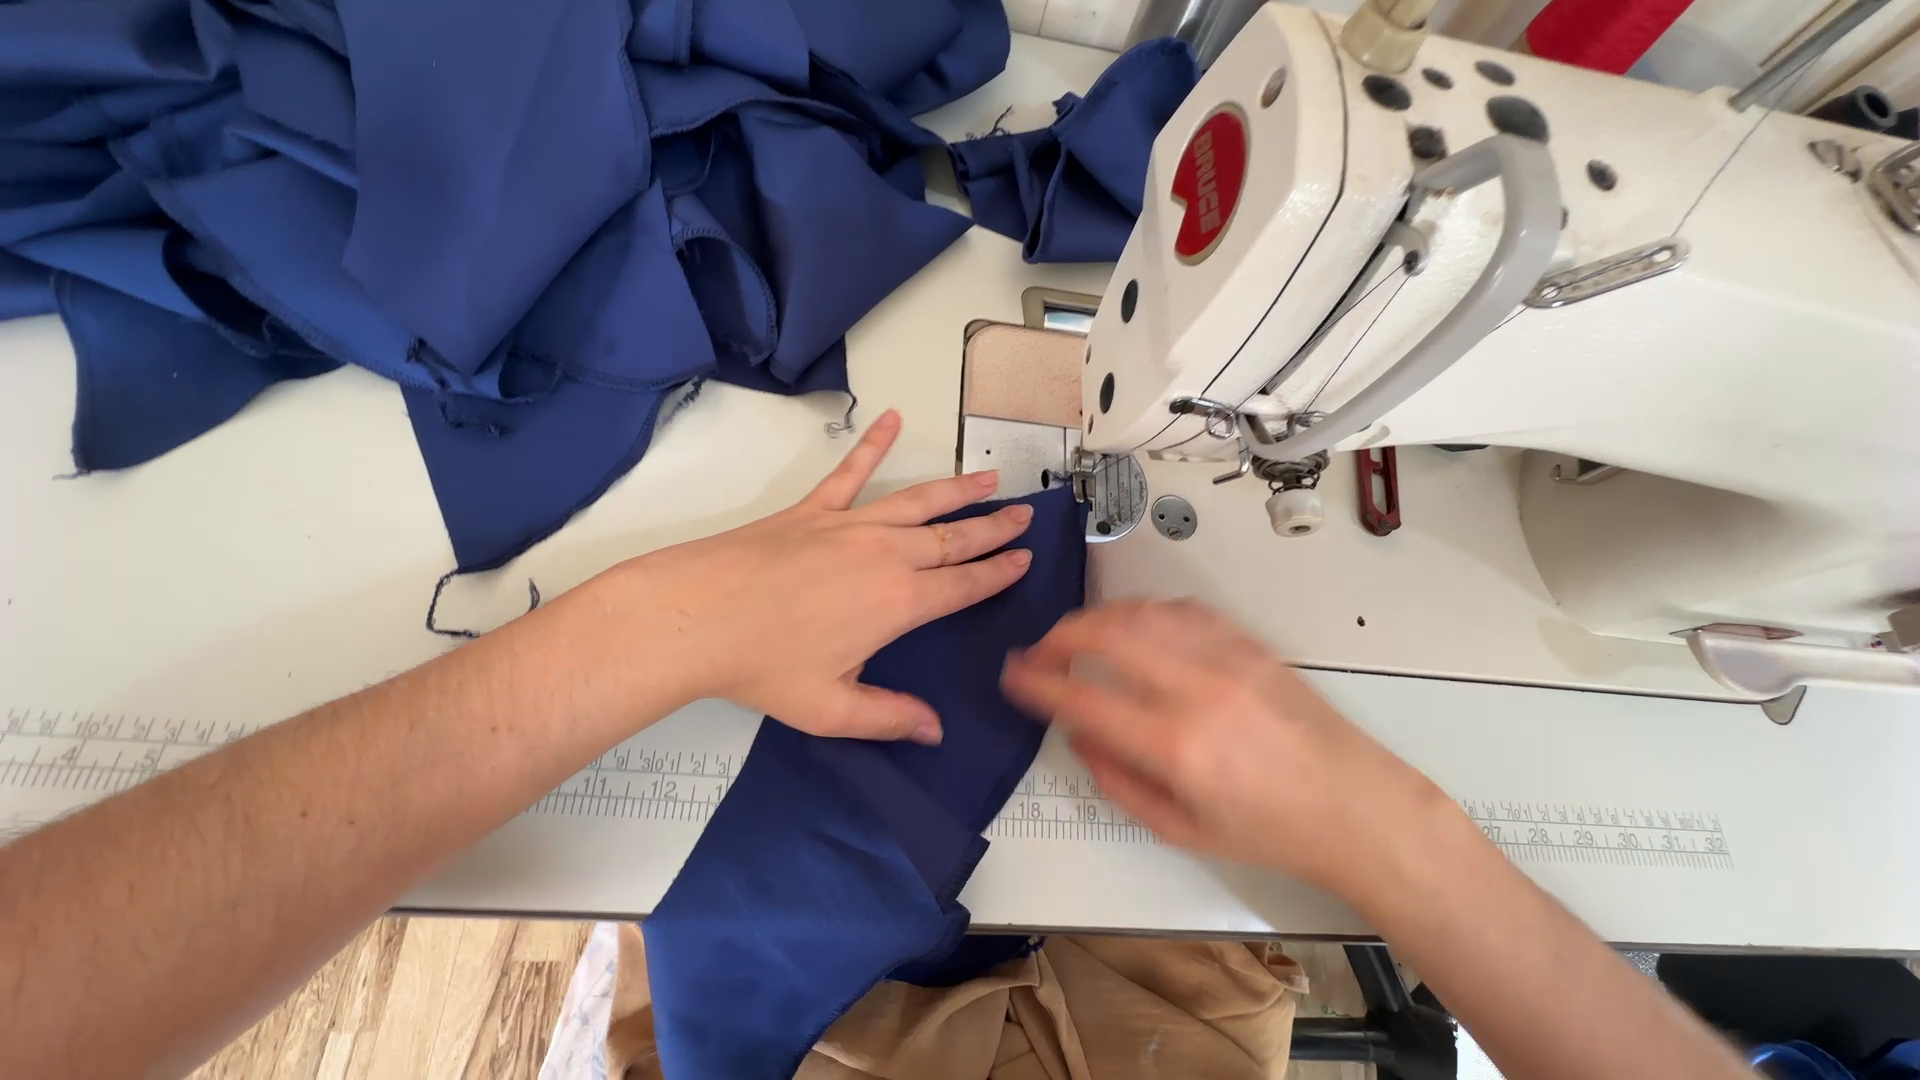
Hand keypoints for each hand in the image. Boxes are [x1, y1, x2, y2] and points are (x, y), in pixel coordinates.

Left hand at [610, 409, 1032, 742]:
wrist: (696, 616)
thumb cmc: (764, 666)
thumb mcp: (831, 708)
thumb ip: (889, 717)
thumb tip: (934, 732)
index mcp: (900, 602)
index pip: (964, 585)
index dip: (998, 573)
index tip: (1024, 559)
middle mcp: (887, 554)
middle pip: (953, 539)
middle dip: (993, 529)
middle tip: (1024, 516)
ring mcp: (851, 525)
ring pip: (919, 501)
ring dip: (958, 490)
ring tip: (990, 479)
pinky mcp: (814, 508)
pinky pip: (852, 471)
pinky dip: (875, 444)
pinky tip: (893, 419)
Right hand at [1000, 599, 1456, 896]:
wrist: (1354, 806)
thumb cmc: (1269, 830)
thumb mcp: (1180, 828)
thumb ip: (1118, 780)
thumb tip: (1079, 735)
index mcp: (1175, 744)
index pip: (1082, 696)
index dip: (1036, 682)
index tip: (1014, 675)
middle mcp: (1197, 689)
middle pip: (1106, 633)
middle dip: (1059, 635)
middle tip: (1040, 649)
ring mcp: (1227, 659)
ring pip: (1142, 611)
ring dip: (1099, 617)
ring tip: (1080, 634)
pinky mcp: (1250, 645)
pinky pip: (1183, 610)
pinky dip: (1146, 611)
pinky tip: (1135, 625)